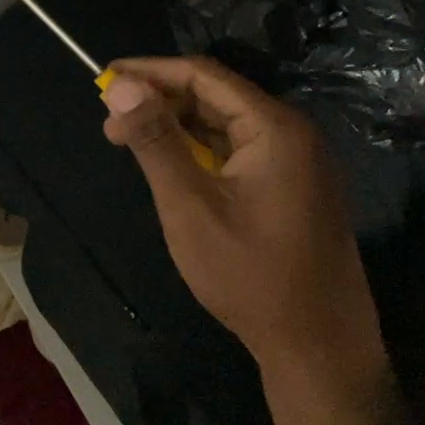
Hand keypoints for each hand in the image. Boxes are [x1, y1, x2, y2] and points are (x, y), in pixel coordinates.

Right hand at [104, 57, 401, 424]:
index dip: (150, 71)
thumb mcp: (190, 205)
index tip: (103, 80)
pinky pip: (238, 148)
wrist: (320, 353)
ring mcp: (295, 161)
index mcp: (274, 128)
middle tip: (111, 121)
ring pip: (224, 122)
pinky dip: (198, 148)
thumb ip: (155, 139)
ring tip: (130, 141)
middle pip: (215, 95)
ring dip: (176, 125)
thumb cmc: (251, 275)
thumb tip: (120, 85)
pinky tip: (169, 164)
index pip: (203, 75)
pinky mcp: (292, 185)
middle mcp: (290, 133)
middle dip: (159, 100)